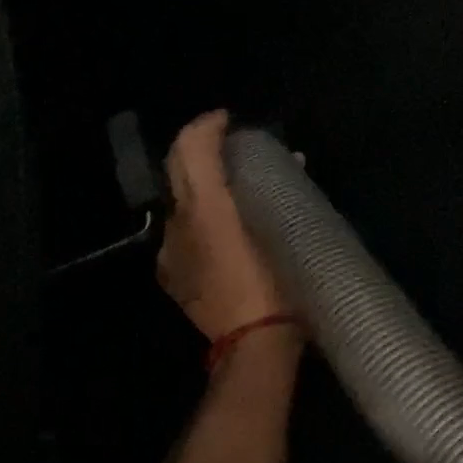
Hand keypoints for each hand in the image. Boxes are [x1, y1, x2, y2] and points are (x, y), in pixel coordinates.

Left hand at [157, 110, 289, 339]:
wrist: (254, 343)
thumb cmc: (277, 282)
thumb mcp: (285, 229)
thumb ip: (279, 191)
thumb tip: (290, 160)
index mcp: (204, 209)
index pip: (189, 150)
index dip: (206, 127)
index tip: (228, 119)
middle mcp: (179, 225)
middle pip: (179, 172)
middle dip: (204, 151)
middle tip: (237, 147)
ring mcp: (172, 253)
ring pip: (185, 202)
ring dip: (209, 185)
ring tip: (246, 187)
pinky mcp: (176, 276)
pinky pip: (187, 231)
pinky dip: (208, 216)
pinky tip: (236, 229)